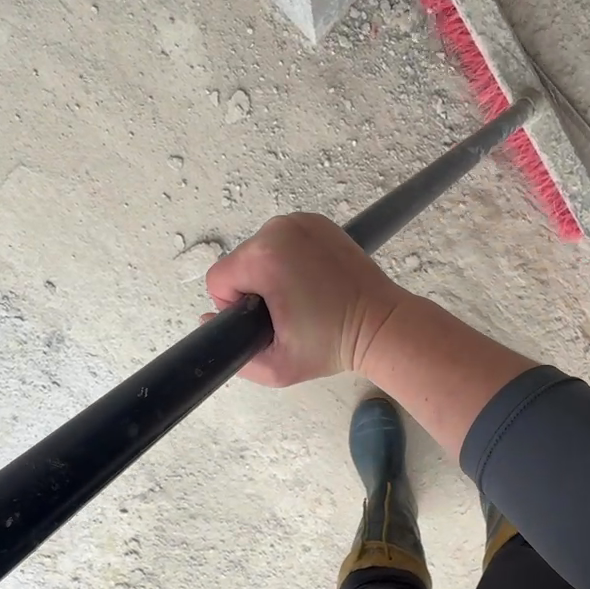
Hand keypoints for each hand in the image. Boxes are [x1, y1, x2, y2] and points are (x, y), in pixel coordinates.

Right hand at [205, 214, 411, 387]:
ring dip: (273, 275)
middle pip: (240, 262)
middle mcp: (280, 230)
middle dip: (257, 290)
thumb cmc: (333, 344)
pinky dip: (292, 261)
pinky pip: (286, 242)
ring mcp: (301, 222)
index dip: (235, 307)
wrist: (380, 326)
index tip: (267, 321)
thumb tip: (210, 321)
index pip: (219, 279)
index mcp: (265, 257)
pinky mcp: (319, 223)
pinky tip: (313, 283)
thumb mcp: (277, 366)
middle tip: (291, 314)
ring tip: (304, 300)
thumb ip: (234, 352)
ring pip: (262, 252)